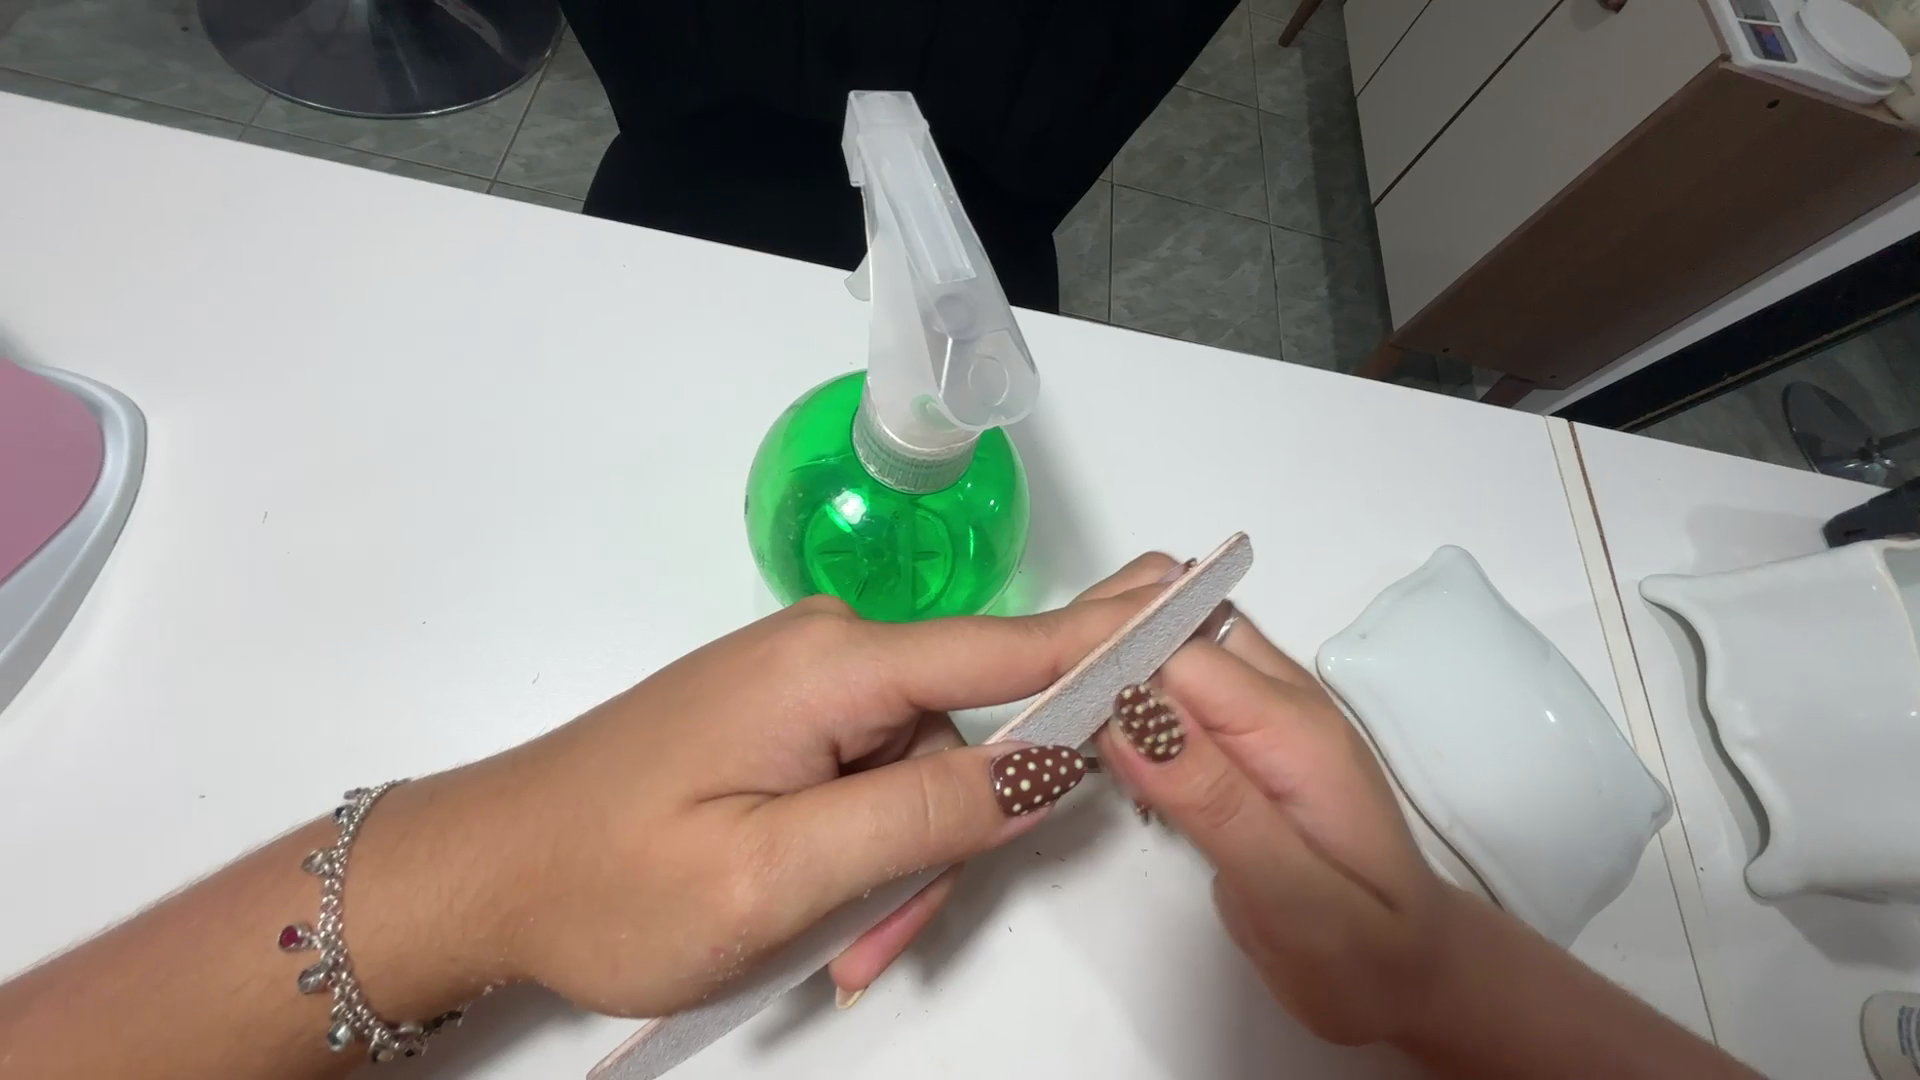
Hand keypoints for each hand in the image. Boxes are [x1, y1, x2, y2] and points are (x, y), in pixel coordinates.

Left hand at [410, 575, 1154, 1018]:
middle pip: (963, 725)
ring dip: (904, 849)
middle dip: (960, 824)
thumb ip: (924, 811)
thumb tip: (1046, 762)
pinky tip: (826, 898)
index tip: (1183, 608)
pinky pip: (872, 765)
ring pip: (918, 762)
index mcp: (837, 665)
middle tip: (891, 932)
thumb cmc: (615, 879)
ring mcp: (811, 679)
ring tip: (839, 937)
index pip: (1006, 647)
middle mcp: (835, 650)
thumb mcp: (783, 870)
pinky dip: (870, 833)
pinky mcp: (792, 710)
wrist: (488, 864)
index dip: (1101, 639)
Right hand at [1091, 556, 1456, 1046]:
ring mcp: (1259, 711)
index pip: (1182, 650)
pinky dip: (1130, 692)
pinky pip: (1177, 682)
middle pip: (1180, 623)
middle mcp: (1277, 697)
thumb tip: (1128, 711)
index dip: (1112, 658)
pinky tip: (1094, 723)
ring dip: (1114, 658)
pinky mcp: (1239, 732)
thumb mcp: (1291, 892)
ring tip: (1054, 699)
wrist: (1409, 969)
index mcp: (1293, 725)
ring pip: (1175, 643)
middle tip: (1040, 686)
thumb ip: (1212, 797)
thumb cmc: (1360, 950)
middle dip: (1106, 637)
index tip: (1047, 687)